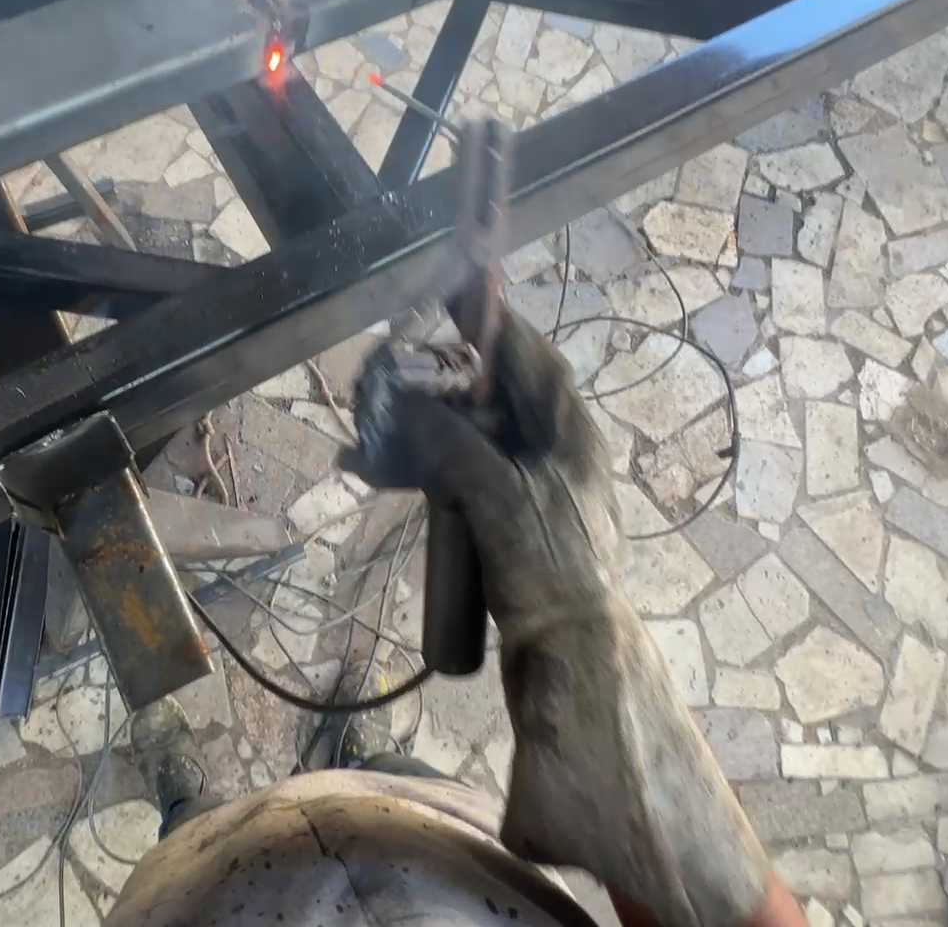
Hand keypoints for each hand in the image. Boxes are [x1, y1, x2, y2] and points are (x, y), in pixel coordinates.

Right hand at [392, 311, 775, 926]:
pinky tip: (382, 472)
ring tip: (377, 424)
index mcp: (570, 433)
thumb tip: (411, 403)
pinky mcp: (507, 514)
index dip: (498, 324)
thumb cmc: (548, 565)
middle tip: (402, 365)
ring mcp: (531, 483)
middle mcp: (554, 450)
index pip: (535, 358)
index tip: (460, 297)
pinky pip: (462, 474)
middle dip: (448, 378)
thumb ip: (454, 445)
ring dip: (427, 426)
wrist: (569, 651)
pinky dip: (427, 468)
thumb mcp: (498, 497)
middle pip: (498, 393)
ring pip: (474, 434)